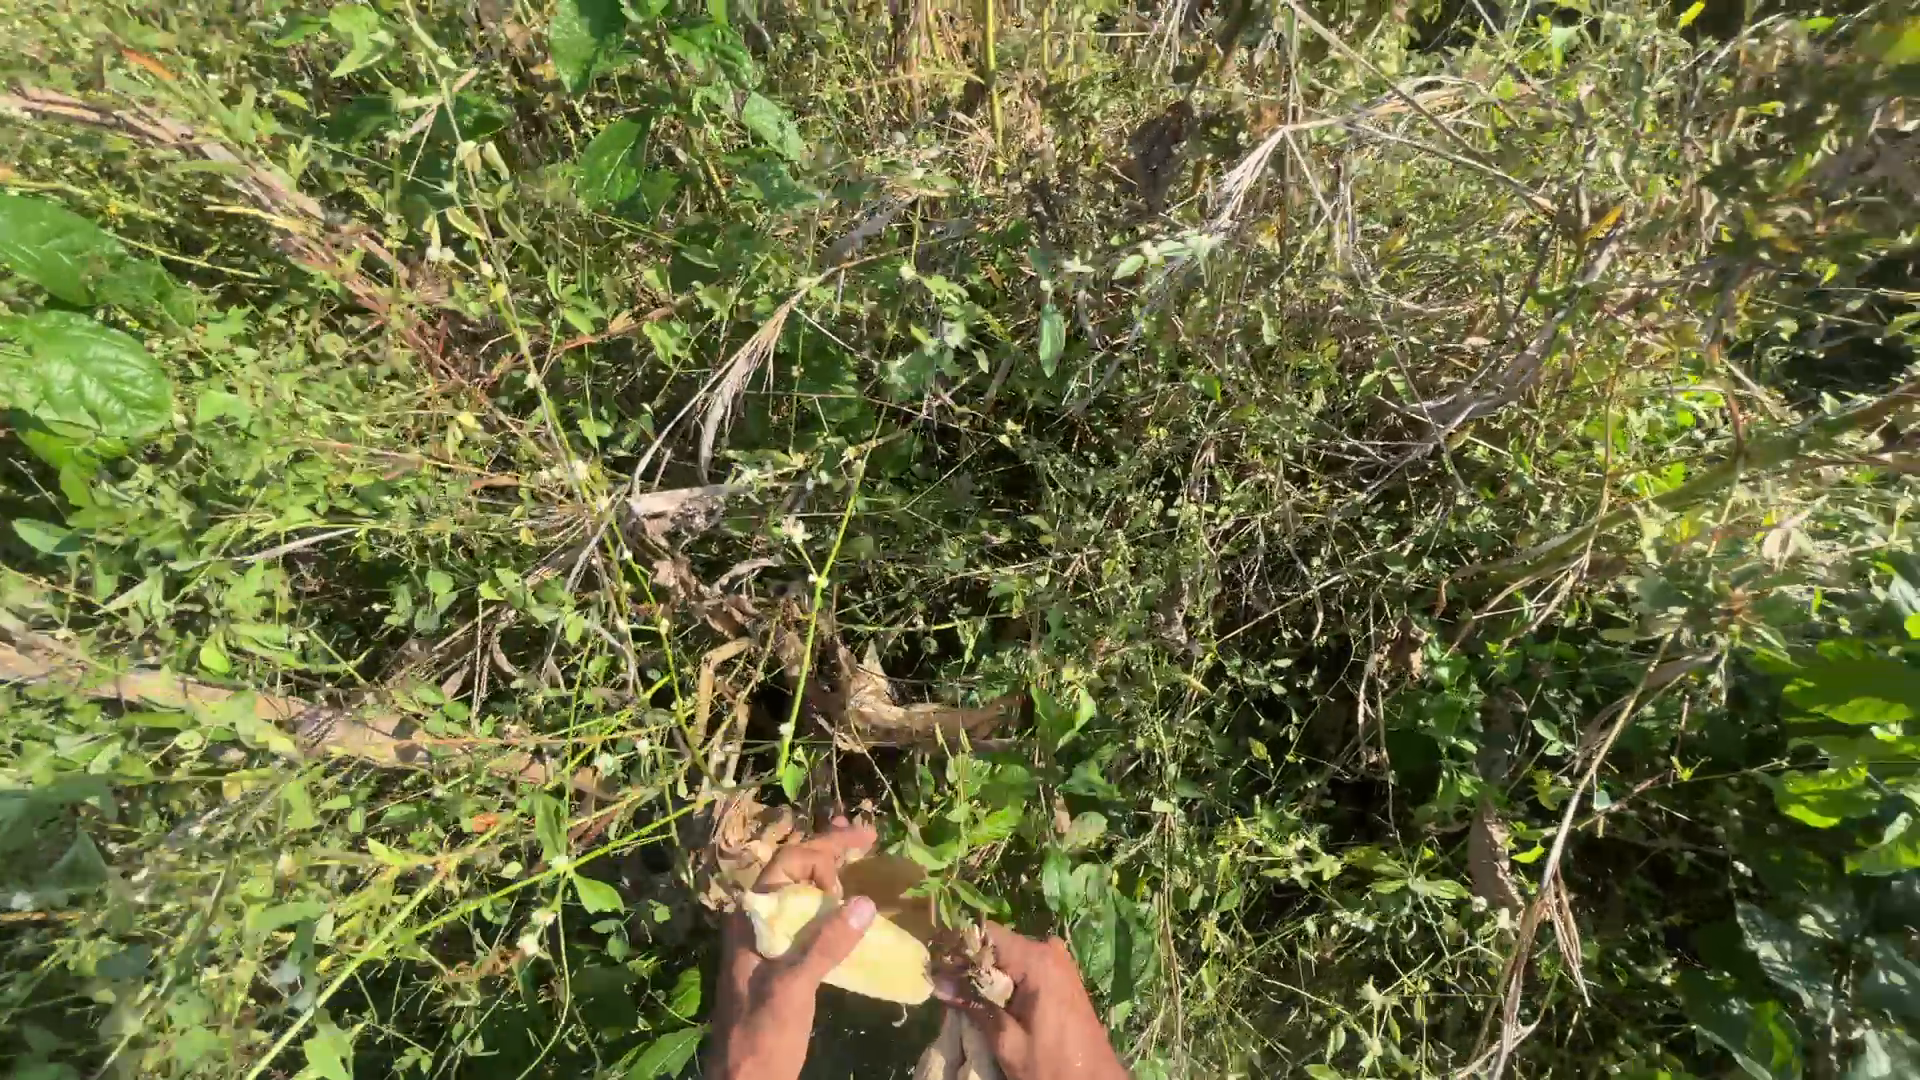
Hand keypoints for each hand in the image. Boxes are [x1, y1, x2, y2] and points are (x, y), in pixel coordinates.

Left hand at [706, 817, 877, 1079]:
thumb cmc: (761, 1035)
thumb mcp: (793, 988)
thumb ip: (826, 943)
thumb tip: (865, 902)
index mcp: (751, 917)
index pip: (786, 864)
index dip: (821, 856)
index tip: (852, 866)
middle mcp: (758, 918)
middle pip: (795, 868)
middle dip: (830, 848)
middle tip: (868, 834)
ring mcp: (770, 937)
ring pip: (802, 887)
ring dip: (830, 866)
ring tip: (857, 846)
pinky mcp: (784, 957)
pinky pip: (809, 913)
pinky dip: (830, 898)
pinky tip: (848, 896)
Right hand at [933, 922, 1129, 1079]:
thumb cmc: (1054, 1067)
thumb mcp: (1009, 1043)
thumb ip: (974, 1006)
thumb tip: (938, 983)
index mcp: (1036, 959)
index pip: (986, 935)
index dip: (958, 947)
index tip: (936, 963)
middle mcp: (1048, 949)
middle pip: (997, 944)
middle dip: (970, 962)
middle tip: (944, 983)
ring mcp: (1058, 960)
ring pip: (1009, 954)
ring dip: (987, 972)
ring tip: (962, 992)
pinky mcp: (1061, 974)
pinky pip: (1025, 965)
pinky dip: (1006, 978)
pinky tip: (990, 998)